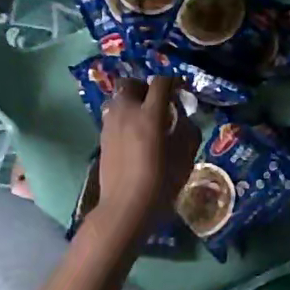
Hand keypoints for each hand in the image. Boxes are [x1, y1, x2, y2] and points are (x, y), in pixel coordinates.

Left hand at [97, 75, 199, 230]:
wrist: (125, 207)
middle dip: (144, 87)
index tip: (181, 90)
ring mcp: (110, 125)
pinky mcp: (101, 139)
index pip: (160, 83)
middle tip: (157, 102)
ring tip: (143, 118)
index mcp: (149, 115)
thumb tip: (185, 119)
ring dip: (130, 102)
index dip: (173, 82)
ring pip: (116, 99)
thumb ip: (188, 132)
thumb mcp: (185, 158)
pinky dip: (122, 117)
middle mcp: (126, 113)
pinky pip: (112, 116)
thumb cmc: (160, 184)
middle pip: (129, 84)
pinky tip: (133, 135)